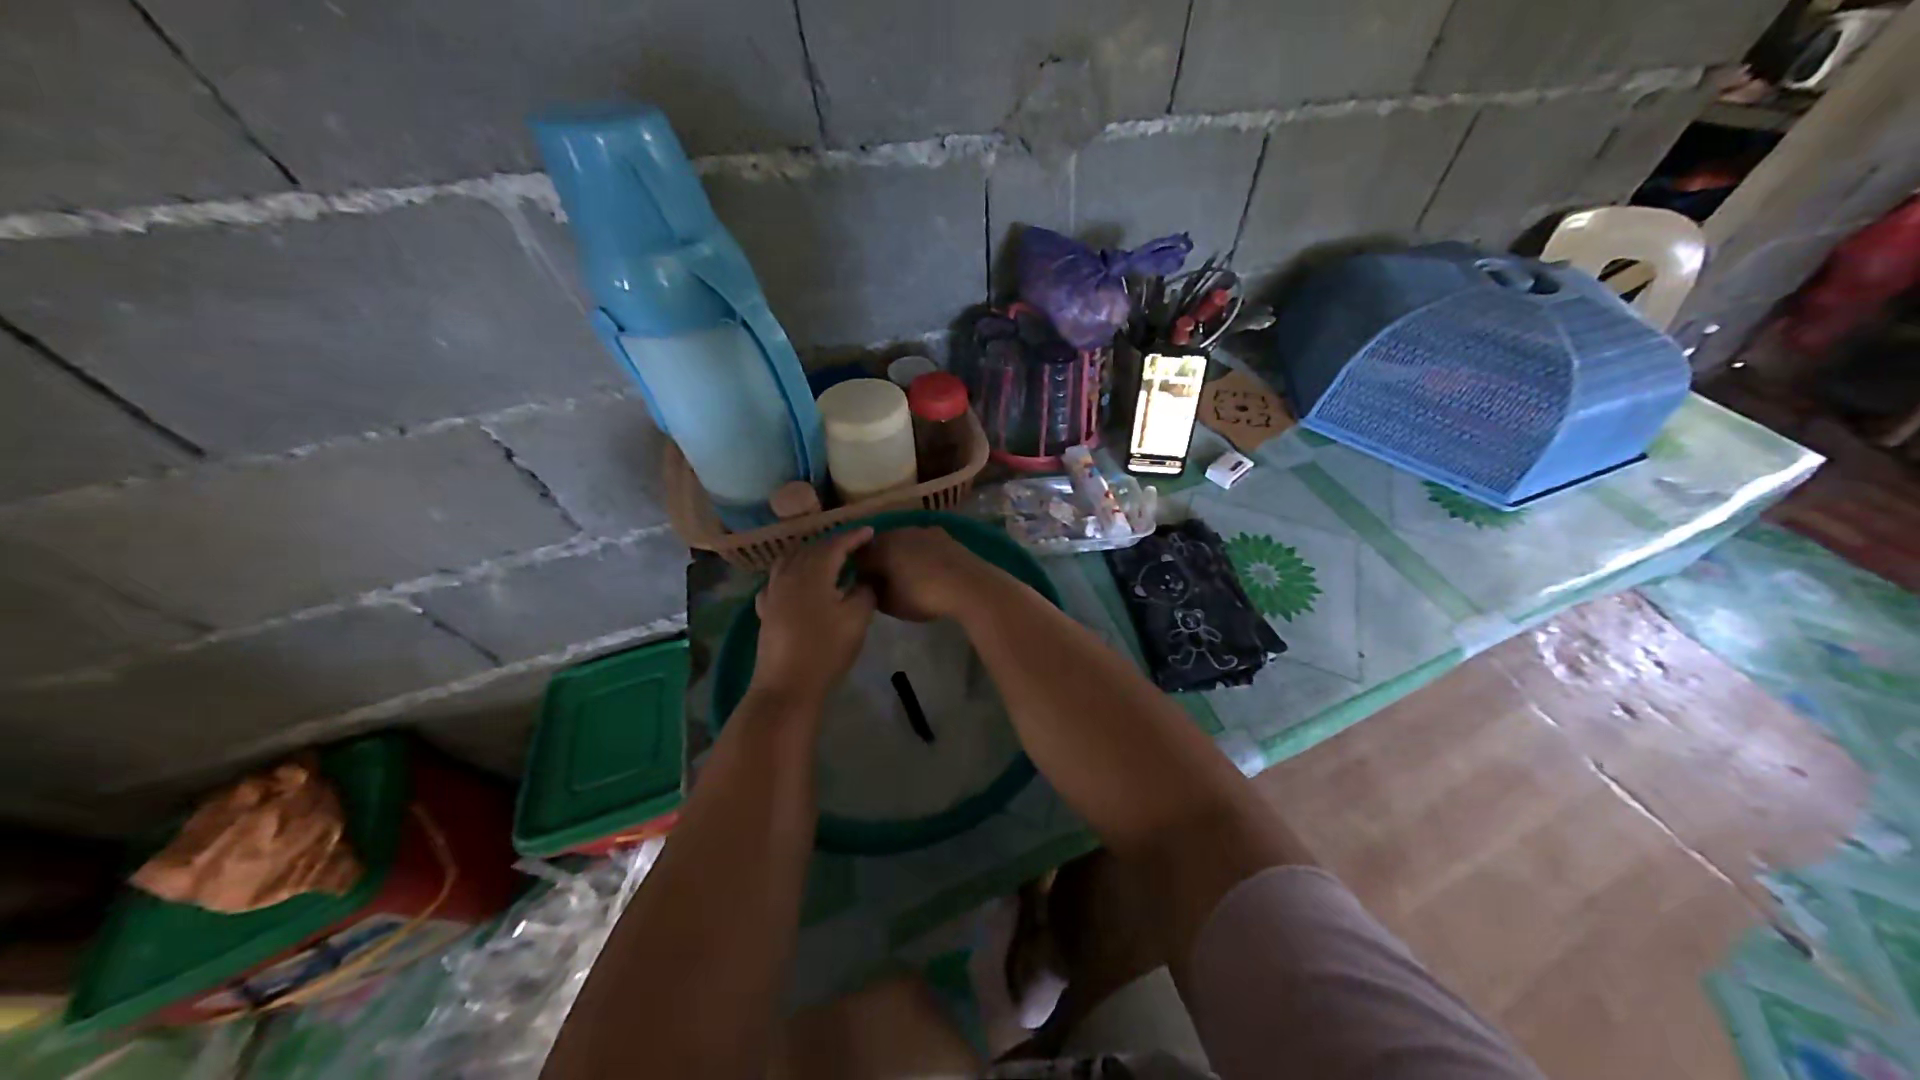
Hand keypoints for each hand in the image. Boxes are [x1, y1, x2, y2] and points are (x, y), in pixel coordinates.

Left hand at [752, 527, 876, 704]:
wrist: (787, 685)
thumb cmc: (826, 650)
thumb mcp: (857, 619)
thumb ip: (865, 592)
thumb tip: (865, 580)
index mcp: (813, 572)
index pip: (835, 545)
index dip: (854, 537)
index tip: (870, 532)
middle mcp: (789, 574)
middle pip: (811, 548)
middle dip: (833, 542)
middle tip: (853, 544)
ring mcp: (773, 591)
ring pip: (791, 560)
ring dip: (810, 553)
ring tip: (827, 558)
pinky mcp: (766, 609)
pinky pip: (777, 579)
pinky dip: (792, 571)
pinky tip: (798, 582)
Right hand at [858, 527, 1005, 622]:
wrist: (969, 585)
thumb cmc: (924, 596)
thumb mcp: (891, 604)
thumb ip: (874, 593)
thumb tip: (870, 585)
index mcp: (880, 548)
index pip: (859, 557)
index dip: (859, 572)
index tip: (863, 586)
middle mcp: (898, 532)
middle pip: (880, 545)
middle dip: (879, 561)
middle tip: (884, 580)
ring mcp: (922, 530)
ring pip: (903, 541)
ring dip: (901, 555)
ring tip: (908, 575)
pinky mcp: (943, 534)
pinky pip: (923, 543)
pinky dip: (921, 553)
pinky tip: (928, 569)